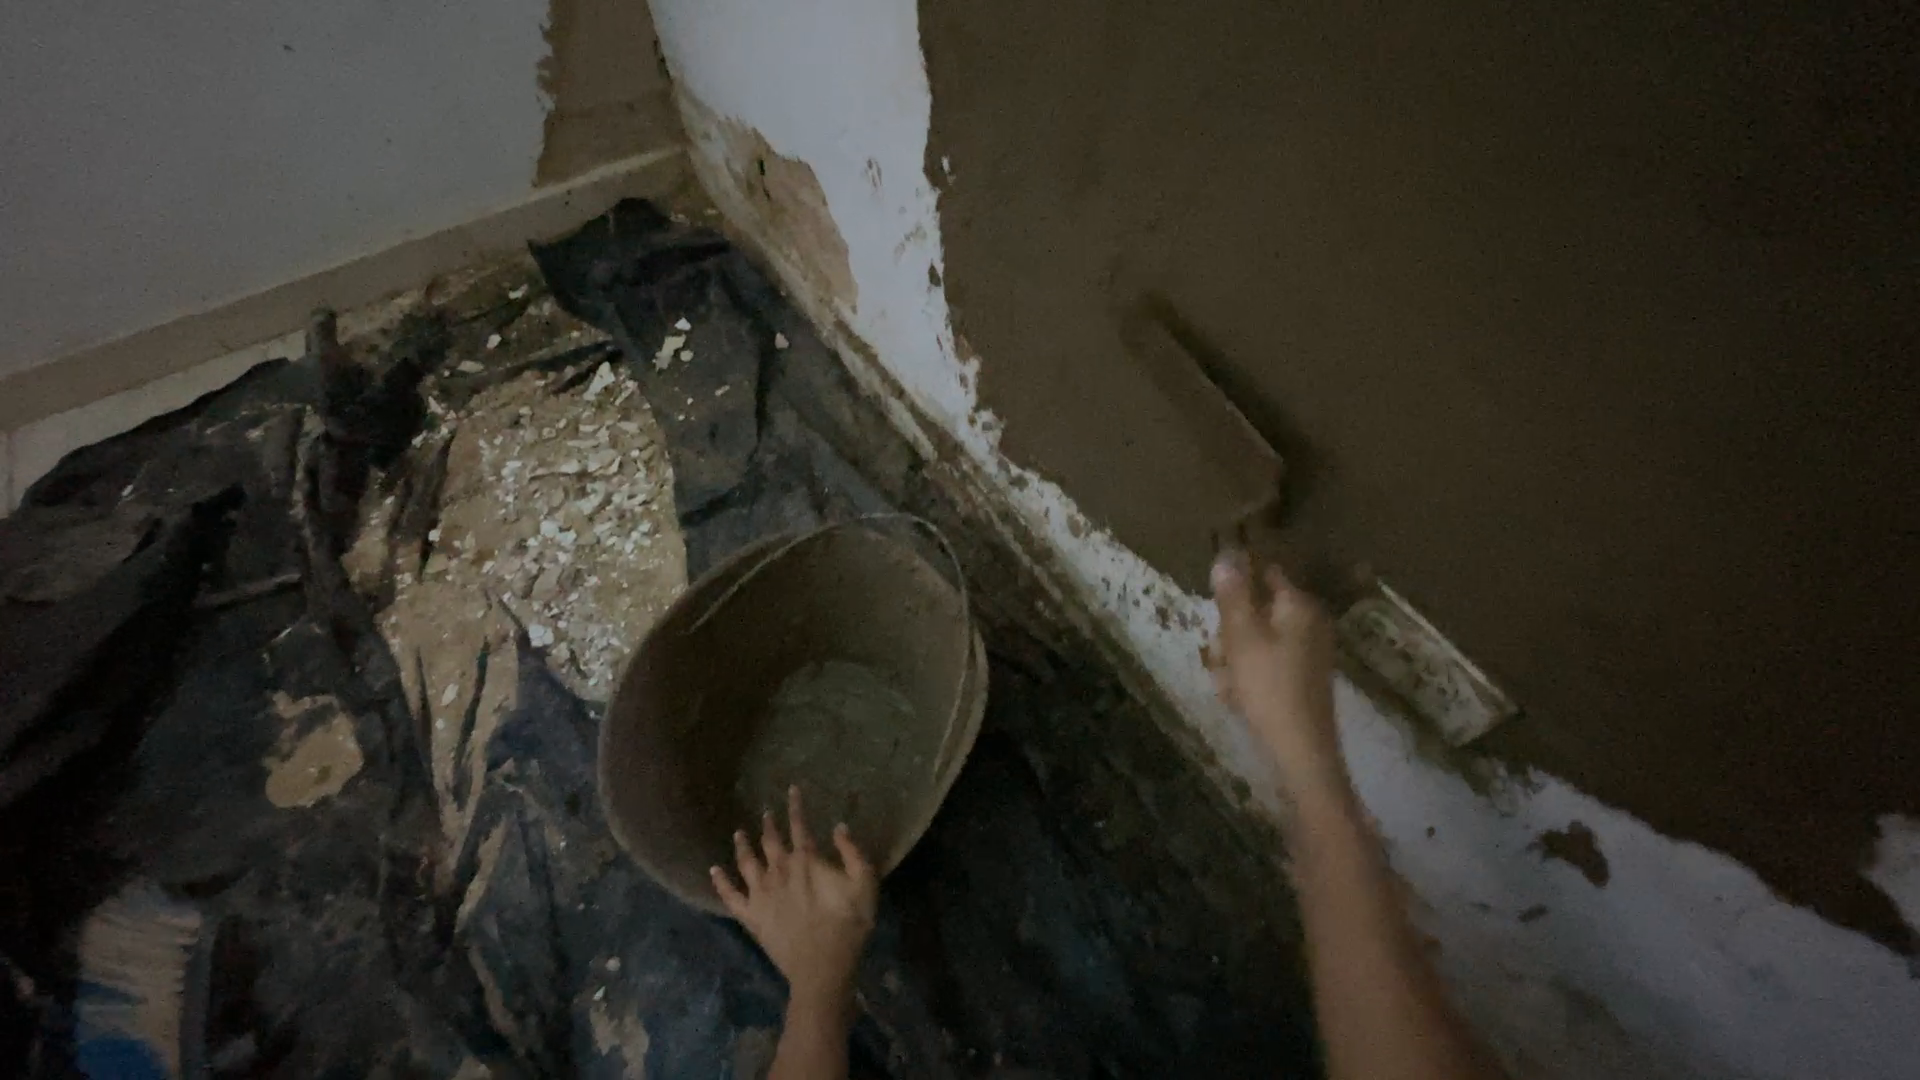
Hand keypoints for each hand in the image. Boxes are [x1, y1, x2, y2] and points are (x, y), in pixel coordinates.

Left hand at [712, 785, 878, 1007]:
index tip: (792, 789)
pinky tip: (714, 870)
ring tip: (738, 833)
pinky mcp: (751, 917)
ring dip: (742, 845)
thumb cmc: (848, 925)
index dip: (796, 806)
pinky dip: (721, 882)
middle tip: (765, 812)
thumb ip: (852, 852)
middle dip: (768, 824)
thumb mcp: (864, 884)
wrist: (822, 968)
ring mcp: (761, 894)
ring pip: (746, 862)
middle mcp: (779, 871)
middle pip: (770, 841)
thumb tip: (838, 826)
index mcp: (807, 861)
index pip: (800, 826)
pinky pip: (730, 896)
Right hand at [1209, 549, 1346, 806]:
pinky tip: (1237, 695)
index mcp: (1298, 606)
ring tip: (1226, 683)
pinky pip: (1263, 663)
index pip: (1265, 573)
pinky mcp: (1300, 677)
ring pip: (1254, 639)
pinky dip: (1246, 675)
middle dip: (1228, 631)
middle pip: (1254, 609)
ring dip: (1232, 658)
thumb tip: (1226, 553)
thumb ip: (1232, 594)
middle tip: (1218, 656)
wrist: (1301, 749)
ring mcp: (1306, 651)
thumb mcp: (1241, 636)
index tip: (1215, 604)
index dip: (1236, 584)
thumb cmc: (1268, 686)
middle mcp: (1308, 622)